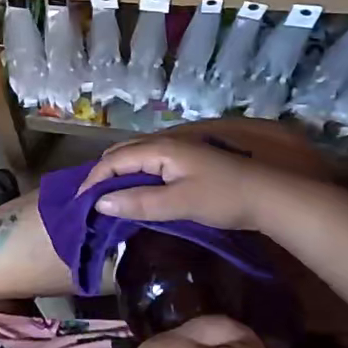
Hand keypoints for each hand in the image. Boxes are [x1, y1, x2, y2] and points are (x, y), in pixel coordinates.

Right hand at [79, 135, 305, 230]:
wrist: (267, 195)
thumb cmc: (222, 198)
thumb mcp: (180, 203)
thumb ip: (140, 202)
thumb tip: (101, 203)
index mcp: (160, 148)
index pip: (114, 160)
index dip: (94, 180)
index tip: (80, 204)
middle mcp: (164, 142)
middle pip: (121, 152)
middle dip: (101, 174)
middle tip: (88, 201)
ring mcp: (176, 149)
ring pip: (135, 155)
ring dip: (116, 173)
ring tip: (105, 197)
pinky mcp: (185, 160)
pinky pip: (147, 162)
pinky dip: (132, 174)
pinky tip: (133, 191)